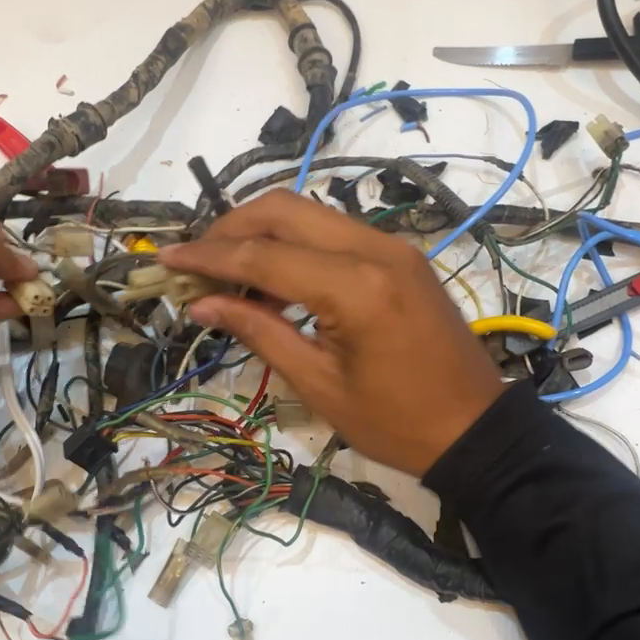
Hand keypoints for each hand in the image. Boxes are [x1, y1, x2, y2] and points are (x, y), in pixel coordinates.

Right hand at [159, 191, 502, 475]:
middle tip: (195, 261)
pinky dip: (297, 246)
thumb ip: (259, 332)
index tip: (165, 257)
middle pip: (285, 209)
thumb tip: (201, 303)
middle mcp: (375, 249)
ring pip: (311, 214)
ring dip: (263, 234)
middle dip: (231, 227)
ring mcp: (394, 247)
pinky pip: (336, 233)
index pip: (263, 254)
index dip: (208, 255)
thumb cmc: (395, 423)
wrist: (475, 429)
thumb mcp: (319, 385)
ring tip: (227, 275)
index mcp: (355, 288)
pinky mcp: (402, 256)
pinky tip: (275, 283)